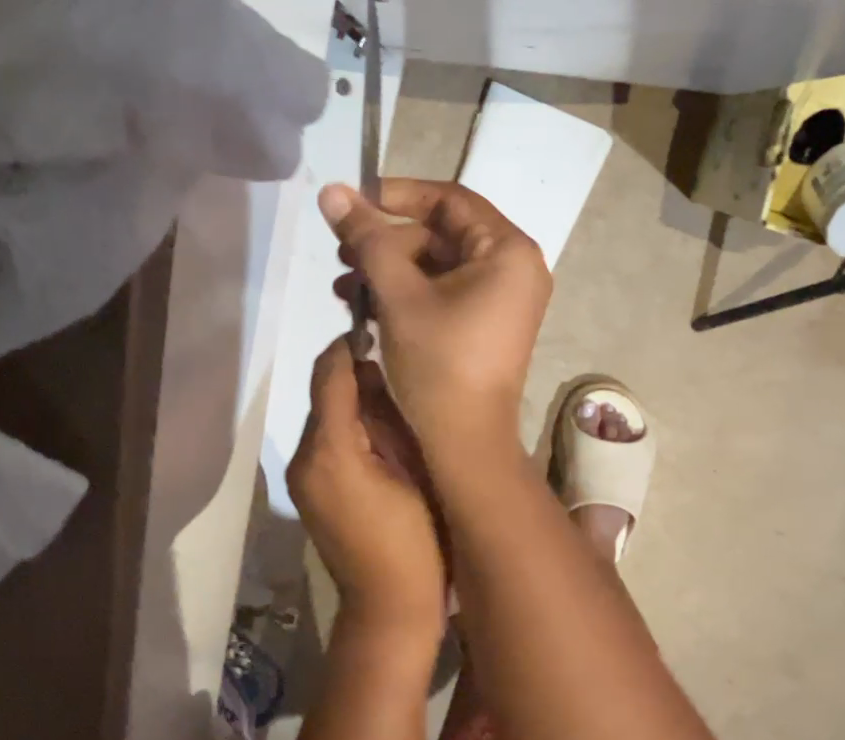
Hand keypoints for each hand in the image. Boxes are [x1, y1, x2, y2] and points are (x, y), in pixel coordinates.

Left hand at [289, 334, 446, 633]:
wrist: (389, 608)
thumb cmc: (417, 543)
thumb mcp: (416, 473)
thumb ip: (393, 419)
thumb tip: (379, 377)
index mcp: (331, 449)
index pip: (330, 374)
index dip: (352, 346)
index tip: (383, 331)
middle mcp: (305, 458)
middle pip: (324, 396)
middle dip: (356, 379)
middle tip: (400, 374)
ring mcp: (302, 481)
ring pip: (325, 422)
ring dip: (353, 408)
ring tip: (396, 408)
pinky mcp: (308, 497)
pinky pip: (325, 448)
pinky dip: (348, 435)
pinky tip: (381, 444)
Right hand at [320, 180, 550, 454]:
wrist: (465, 443)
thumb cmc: (439, 364)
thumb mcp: (399, 296)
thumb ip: (366, 239)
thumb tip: (331, 191)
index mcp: (508, 251)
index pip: (449, 200)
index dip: (397, 195)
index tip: (353, 203)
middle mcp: (514, 270)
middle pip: (441, 236)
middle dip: (386, 244)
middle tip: (341, 255)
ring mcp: (502, 302)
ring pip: (436, 268)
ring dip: (388, 273)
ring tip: (343, 289)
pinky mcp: (486, 329)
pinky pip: (443, 296)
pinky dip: (406, 297)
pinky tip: (364, 310)